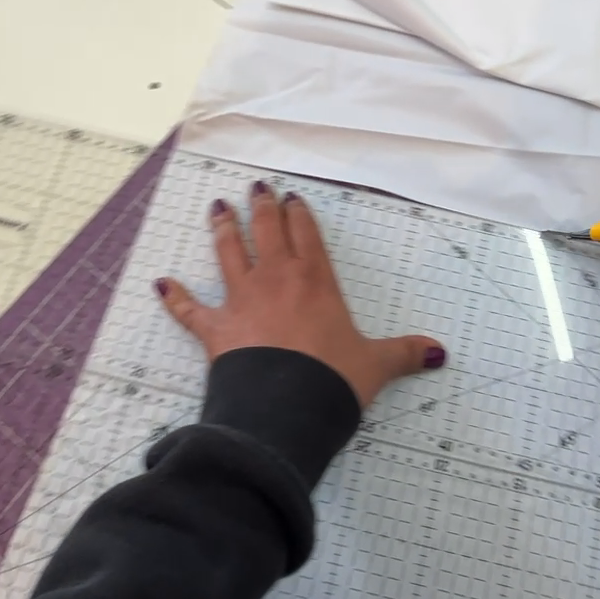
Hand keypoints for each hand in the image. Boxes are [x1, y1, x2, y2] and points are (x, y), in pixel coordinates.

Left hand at [155, 181, 447, 407]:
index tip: (290, 198)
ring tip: (217, 207)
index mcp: (315, 280)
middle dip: (261, 207)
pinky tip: (161, 283)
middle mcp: (277, 279)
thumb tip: (438, 353)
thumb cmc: (332, 381)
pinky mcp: (216, 329)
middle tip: (256, 187)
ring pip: (229, 253)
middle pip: (266, 232)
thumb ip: (405, 353)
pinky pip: (190, 309)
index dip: (298, 214)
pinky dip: (175, 297)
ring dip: (222, 229)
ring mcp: (242, 300)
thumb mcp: (375, 365)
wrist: (285, 411)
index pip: (305, 235)